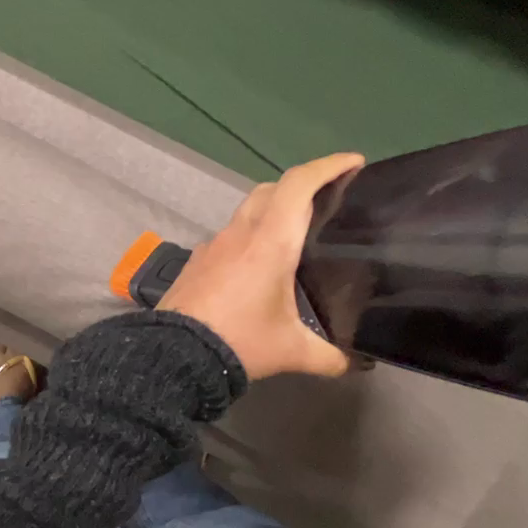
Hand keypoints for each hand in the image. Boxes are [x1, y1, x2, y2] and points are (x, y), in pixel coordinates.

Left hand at [158, 153, 361, 379]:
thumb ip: (329, 356)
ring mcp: (212, 245)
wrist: (174, 355)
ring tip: (291, 234)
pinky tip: (253, 264)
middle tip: (326, 201)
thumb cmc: (240, 342)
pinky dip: (246, 237)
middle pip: (271, 189)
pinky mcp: (195, 262)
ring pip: (245, 211)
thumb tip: (353, 364)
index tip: (353, 163)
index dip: (329, 166)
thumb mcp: (291, 352)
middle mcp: (240, 233)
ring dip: (270, 211)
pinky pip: (226, 237)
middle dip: (301, 185)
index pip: (299, 184)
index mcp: (270, 241)